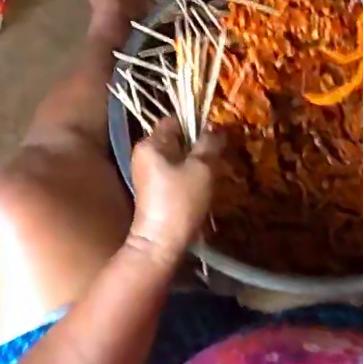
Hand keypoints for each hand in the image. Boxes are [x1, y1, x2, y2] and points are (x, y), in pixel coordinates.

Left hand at [126, 119, 222, 262]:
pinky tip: (203, 184)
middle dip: (197, 144)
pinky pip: (173, 172)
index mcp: (149, 144)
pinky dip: (187, 174)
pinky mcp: (152, 189)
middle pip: (174, 139)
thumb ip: (209, 144)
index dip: (195, 123)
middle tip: (219, 152)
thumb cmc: (180, 201)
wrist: (161, 242)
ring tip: (215, 168)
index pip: (173, 121)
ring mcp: (146, 173)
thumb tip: (216, 128)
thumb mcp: (201, 169)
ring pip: (175, 157)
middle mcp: (143, 154)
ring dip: (194, 160)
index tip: (215, 133)